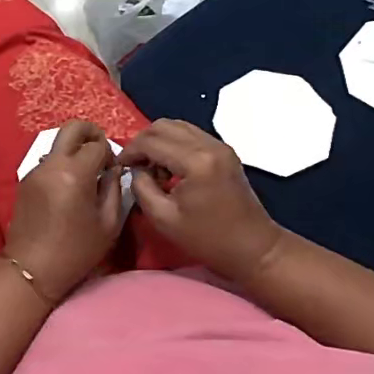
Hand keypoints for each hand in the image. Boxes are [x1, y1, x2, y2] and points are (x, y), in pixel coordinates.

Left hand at [2, 120, 122, 301]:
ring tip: (86, 175)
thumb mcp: (108, 223)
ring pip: (57, 144)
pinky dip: (61, 164)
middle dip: (91, 133)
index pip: (97, 145)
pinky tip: (69, 187)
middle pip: (71, 128)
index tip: (114, 170)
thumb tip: (114, 169)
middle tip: (101, 153)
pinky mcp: (25, 180)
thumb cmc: (76, 250)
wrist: (32, 268)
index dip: (111, 153)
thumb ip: (114, 189)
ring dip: (74, 150)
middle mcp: (51, 164)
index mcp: (73, 173)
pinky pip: (47, 160)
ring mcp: (34, 170)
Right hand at [121, 119, 286, 275]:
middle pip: (163, 126)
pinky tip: (169, 167)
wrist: (254, 248)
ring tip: (150, 166)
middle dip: (142, 142)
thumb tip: (136, 170)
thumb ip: (142, 187)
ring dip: (157, 141)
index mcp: (195, 161)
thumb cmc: (207, 239)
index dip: (129, 151)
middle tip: (133, 164)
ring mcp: (220, 146)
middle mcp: (209, 145)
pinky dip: (173, 143)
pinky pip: (190, 135)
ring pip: (177, 126)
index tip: (119, 166)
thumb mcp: (163, 218)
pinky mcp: (224, 151)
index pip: (150, 142)